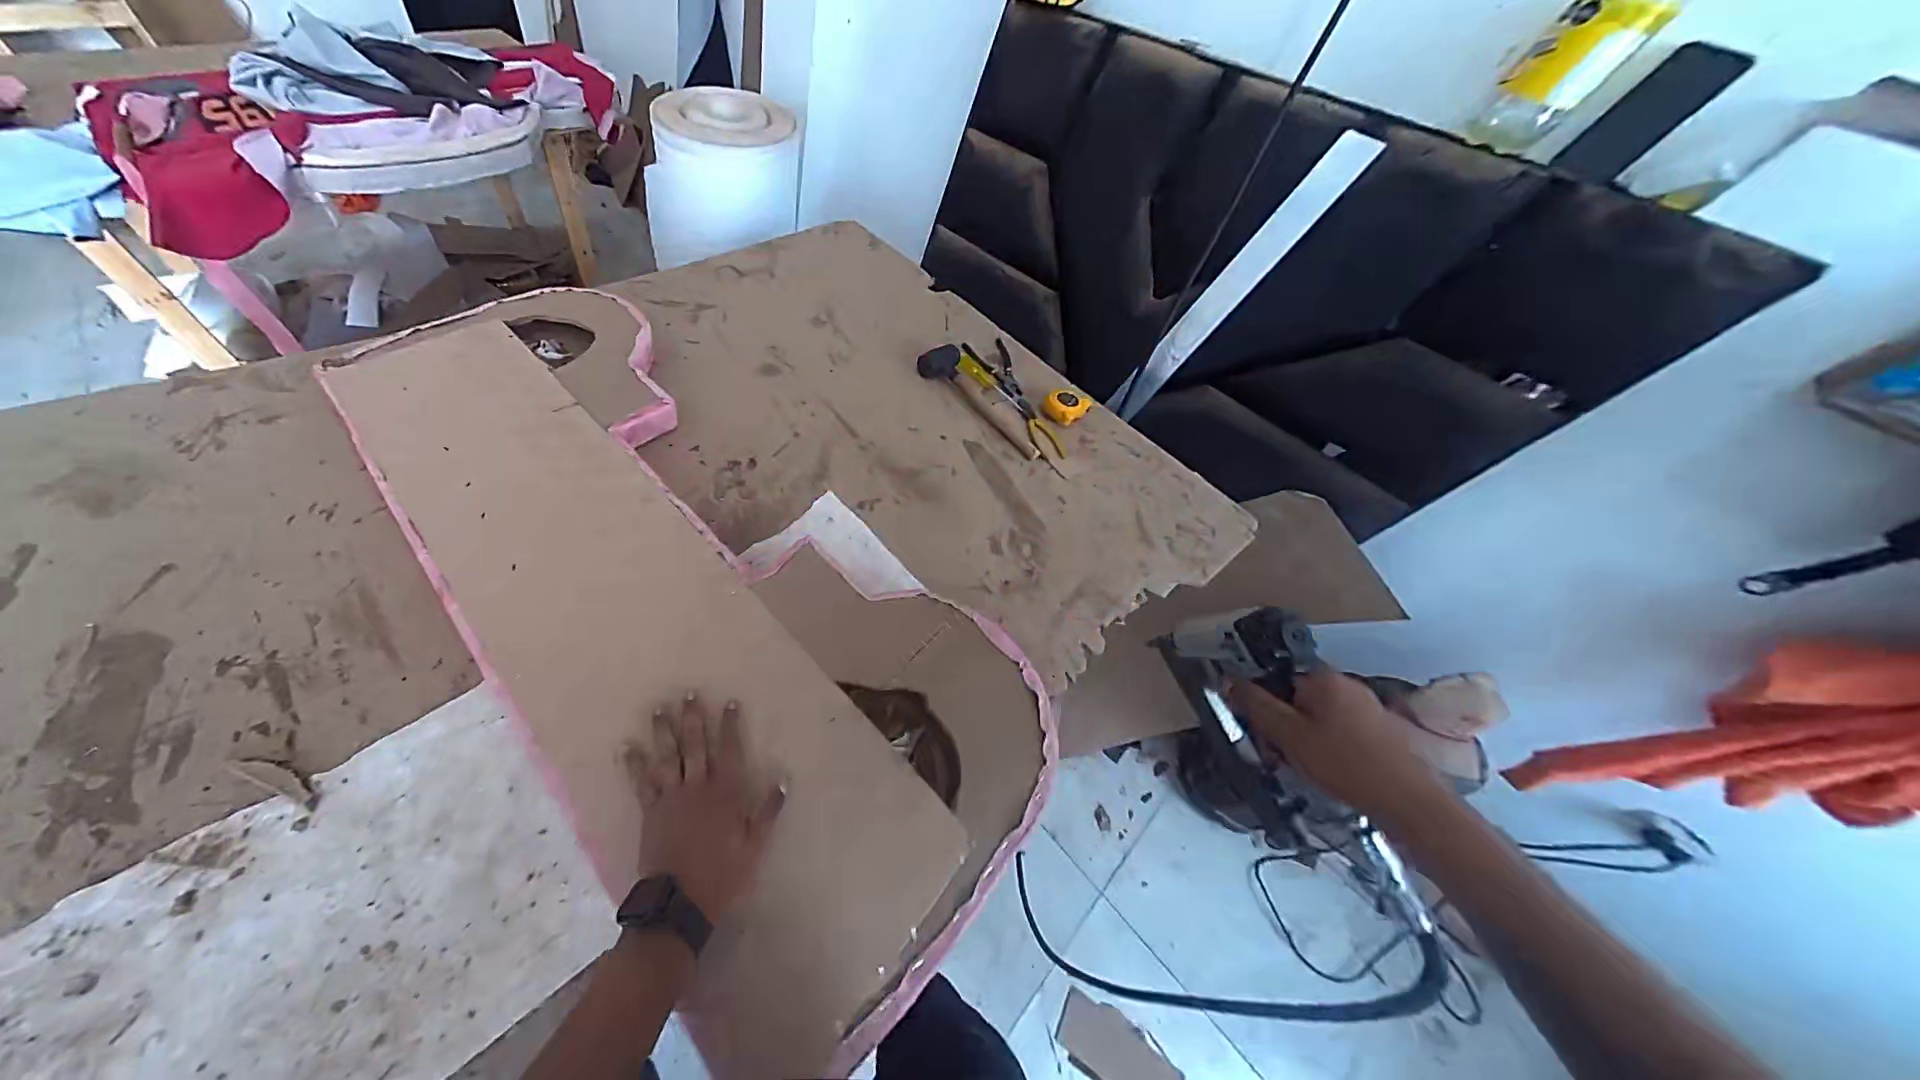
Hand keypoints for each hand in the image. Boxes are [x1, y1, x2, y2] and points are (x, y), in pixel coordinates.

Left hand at [623, 693, 784, 920]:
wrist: (679, 902)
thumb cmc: (723, 874)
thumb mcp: (755, 845)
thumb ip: (768, 811)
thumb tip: (782, 780)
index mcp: (726, 793)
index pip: (730, 750)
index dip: (730, 725)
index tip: (728, 702)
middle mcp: (698, 787)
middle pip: (695, 746)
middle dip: (693, 719)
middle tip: (688, 695)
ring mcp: (671, 798)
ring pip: (667, 757)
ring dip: (663, 732)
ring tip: (659, 710)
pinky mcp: (651, 812)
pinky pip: (641, 783)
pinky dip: (634, 764)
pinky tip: (626, 748)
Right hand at [1226, 671, 1454, 823]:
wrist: (1409, 802)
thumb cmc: (1345, 765)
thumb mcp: (1289, 736)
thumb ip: (1256, 706)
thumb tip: (1229, 681)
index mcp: (1324, 678)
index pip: (1276, 681)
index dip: (1264, 708)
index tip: (1264, 735)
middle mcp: (1348, 685)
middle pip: (1298, 699)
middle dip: (1285, 726)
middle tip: (1282, 755)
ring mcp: (1369, 708)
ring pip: (1319, 718)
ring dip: (1305, 739)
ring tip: (1307, 768)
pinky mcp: (1383, 731)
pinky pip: (1342, 732)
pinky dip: (1330, 748)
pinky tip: (1333, 772)